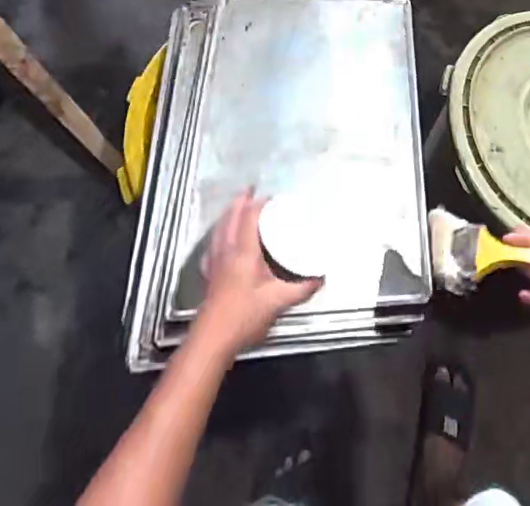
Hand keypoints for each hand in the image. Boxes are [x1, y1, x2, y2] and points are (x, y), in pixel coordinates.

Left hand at [194, 191, 321, 355]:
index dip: (259, 204)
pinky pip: (212, 247)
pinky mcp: (209, 276)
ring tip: (235, 207)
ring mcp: (214, 263)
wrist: (212, 340)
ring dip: (227, 215)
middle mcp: (227, 252)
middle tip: (250, 190)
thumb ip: (301, 288)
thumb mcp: (278, 302)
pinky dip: (217, 237)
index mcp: (243, 252)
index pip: (248, 218)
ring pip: (218, 230)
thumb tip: (321, 277)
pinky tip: (219, 242)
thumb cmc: (244, 316)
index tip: (272, 197)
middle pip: (230, 218)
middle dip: (240, 202)